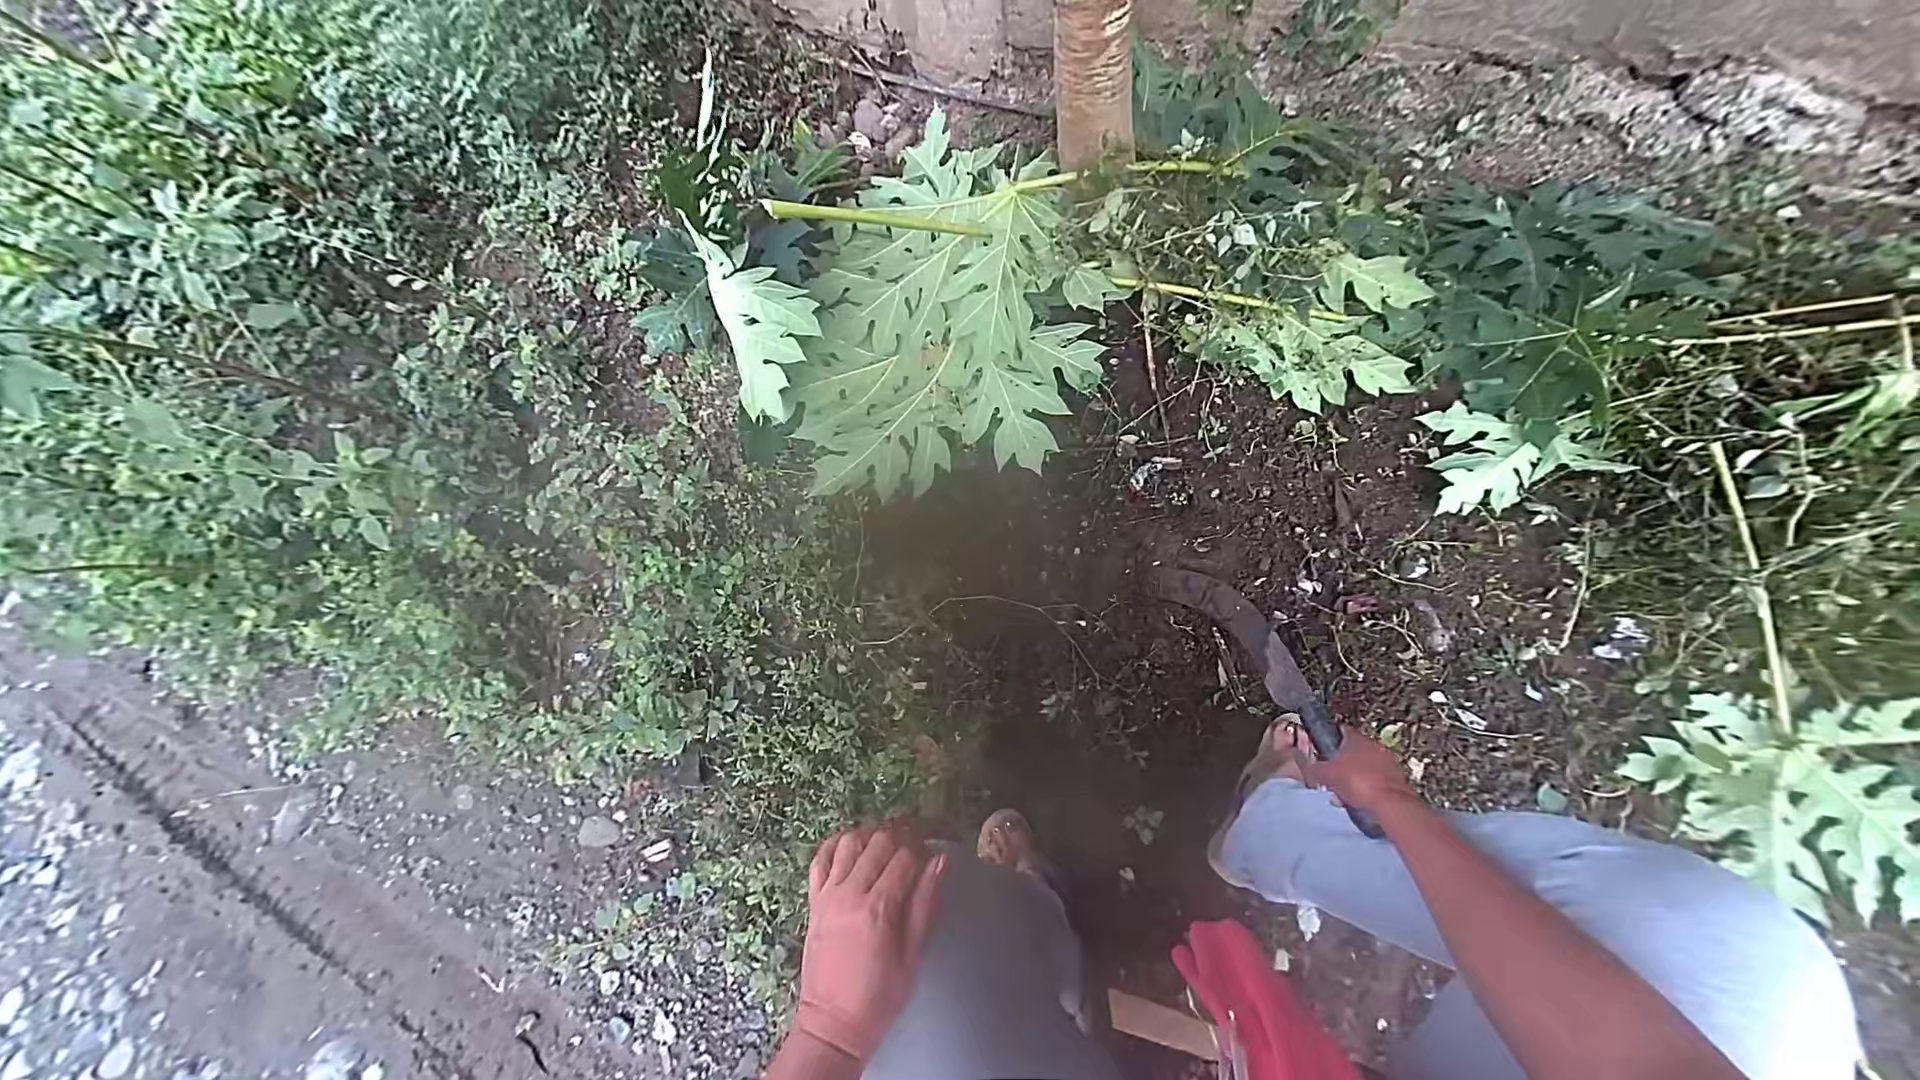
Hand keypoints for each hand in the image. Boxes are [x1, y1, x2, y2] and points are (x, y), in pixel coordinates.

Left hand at [794, 826, 947, 1063]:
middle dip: (900, 838)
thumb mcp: (912, 955)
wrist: (832, 1027)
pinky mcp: (813, 900)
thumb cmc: (879, 997)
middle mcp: (850, 894)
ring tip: (885, 846)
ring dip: (871, 836)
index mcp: (878, 909)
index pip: (905, 857)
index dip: (922, 850)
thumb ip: (925, 903)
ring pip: (850, 842)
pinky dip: (836, 844)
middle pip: (878, 842)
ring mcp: (827, 895)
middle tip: (912, 848)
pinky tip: (852, 846)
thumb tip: (940, 861)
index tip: (931, 855)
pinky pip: (821, 858)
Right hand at [1303, 730, 1418, 814]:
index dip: (1330, 740)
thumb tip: (1310, 769)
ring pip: (1366, 769)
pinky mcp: (1399, 782)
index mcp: (1357, 739)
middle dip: (1342, 766)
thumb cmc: (1360, 783)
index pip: (1341, 731)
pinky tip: (1360, 802)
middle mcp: (1375, 748)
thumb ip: (1314, 769)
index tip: (1324, 748)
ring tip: (1345, 795)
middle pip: (1353, 753)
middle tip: (1333, 778)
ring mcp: (1389, 764)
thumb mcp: (1325, 774)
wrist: (1390, 804)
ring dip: (1355, 780)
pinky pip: (1378, 783)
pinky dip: (1369, 791)